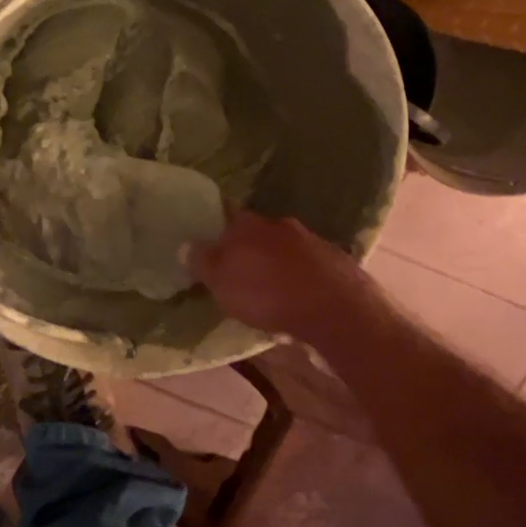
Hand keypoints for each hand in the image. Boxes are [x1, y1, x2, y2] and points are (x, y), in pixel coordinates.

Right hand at [187, 211, 384, 343]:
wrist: (337, 310)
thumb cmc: (267, 294)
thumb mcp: (220, 283)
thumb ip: (202, 262)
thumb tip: (187, 245)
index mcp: (248, 224)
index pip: (226, 216)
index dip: (218, 231)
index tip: (212, 247)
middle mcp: (280, 224)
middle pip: (258, 232)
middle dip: (250, 249)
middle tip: (240, 273)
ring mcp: (313, 241)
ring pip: (286, 249)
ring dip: (278, 264)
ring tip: (271, 291)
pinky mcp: (338, 262)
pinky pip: (311, 266)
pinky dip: (302, 278)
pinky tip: (300, 299)